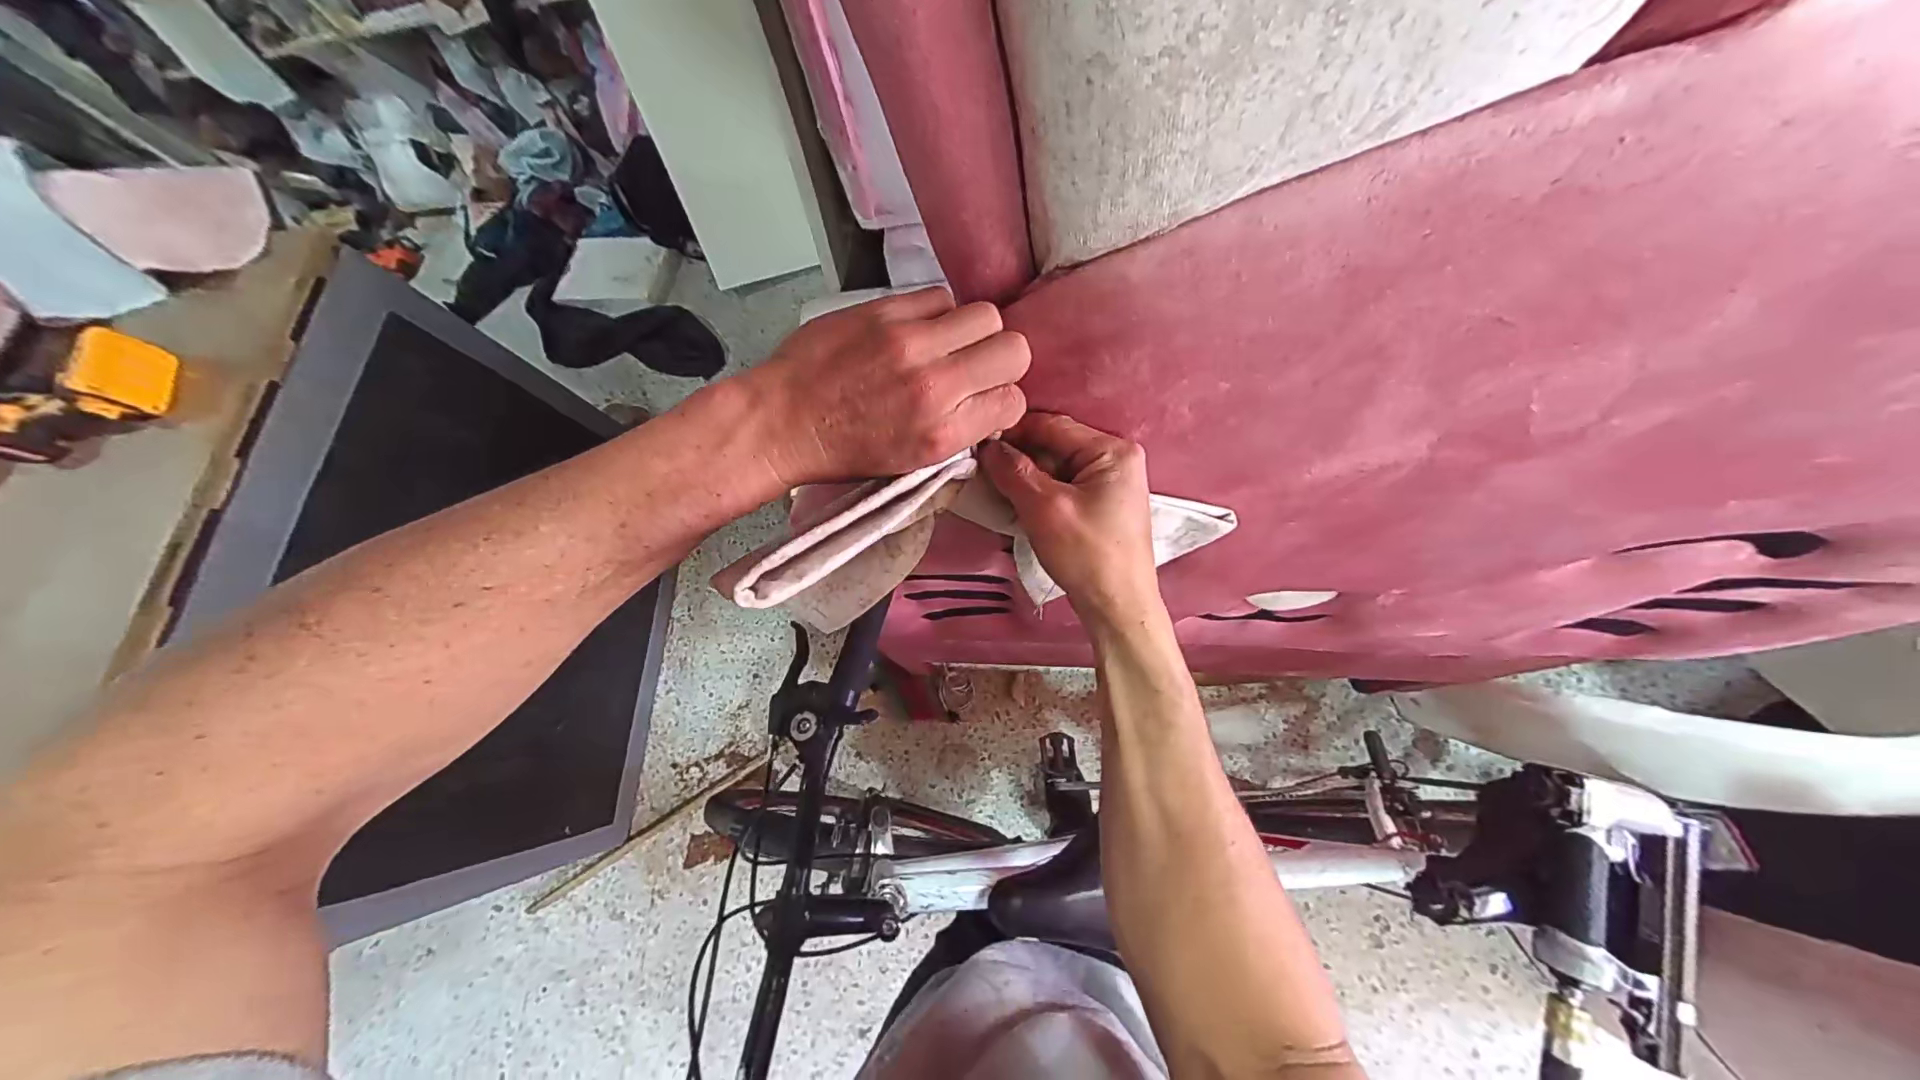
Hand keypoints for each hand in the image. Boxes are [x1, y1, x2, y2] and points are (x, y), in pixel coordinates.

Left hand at [743, 287, 1029, 485]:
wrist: (783, 422)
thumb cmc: (845, 450)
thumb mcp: (912, 463)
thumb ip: (960, 432)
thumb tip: (991, 403)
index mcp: (941, 433)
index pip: (1013, 400)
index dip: (1003, 398)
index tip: (985, 398)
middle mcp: (933, 385)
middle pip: (1013, 349)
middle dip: (1001, 359)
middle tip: (974, 366)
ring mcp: (908, 342)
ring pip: (984, 314)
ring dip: (972, 331)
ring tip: (944, 345)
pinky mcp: (883, 311)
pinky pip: (940, 296)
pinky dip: (937, 313)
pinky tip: (918, 330)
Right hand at [979, 413, 1156, 618]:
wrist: (1118, 607)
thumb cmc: (1088, 556)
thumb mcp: (1044, 509)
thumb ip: (1014, 472)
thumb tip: (988, 446)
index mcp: (1112, 450)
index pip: (1052, 425)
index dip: (1012, 432)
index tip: (978, 443)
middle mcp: (1116, 458)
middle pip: (1054, 445)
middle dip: (1019, 458)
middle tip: (984, 471)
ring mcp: (1111, 482)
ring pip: (1057, 467)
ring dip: (1027, 478)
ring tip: (999, 491)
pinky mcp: (1103, 503)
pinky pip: (1064, 486)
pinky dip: (1041, 493)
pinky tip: (1021, 505)